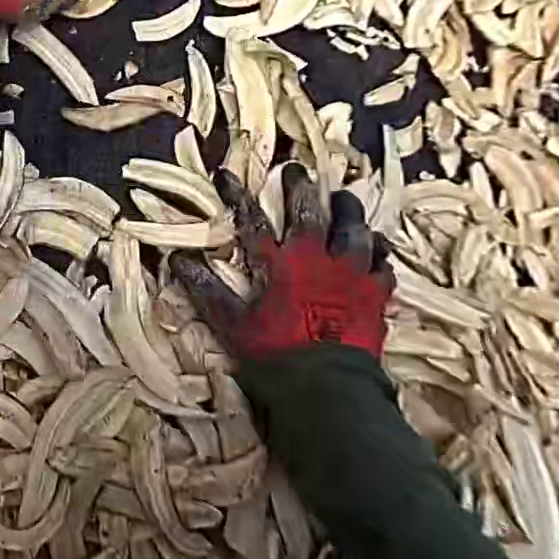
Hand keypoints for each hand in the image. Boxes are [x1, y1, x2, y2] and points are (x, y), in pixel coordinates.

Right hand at [171, 164, 393, 360]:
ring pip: (354, 232)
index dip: (237, 194)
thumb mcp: (228, 320)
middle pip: (309, 214)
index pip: (251, 218)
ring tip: (345, 198)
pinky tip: (374, 245)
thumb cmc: (272, 350)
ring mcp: (350, 276)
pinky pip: (382, 265)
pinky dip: (377, 251)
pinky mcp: (375, 296)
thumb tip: (176, 258)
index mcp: (276, 263)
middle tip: (297, 170)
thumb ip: (205, 288)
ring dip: (348, 212)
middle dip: (301, 189)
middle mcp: (315, 260)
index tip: (226, 173)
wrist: (327, 387)